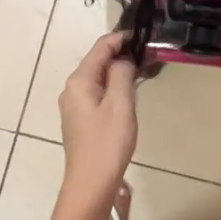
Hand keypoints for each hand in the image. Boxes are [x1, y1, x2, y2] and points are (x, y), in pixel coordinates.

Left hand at [59, 32, 138, 203]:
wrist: (90, 183)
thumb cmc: (107, 143)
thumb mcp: (120, 104)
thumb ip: (122, 74)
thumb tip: (124, 60)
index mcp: (79, 81)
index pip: (100, 47)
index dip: (122, 38)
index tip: (144, 36)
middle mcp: (72, 89)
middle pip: (97, 62)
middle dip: (121, 55)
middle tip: (149, 56)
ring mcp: (74, 106)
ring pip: (98, 79)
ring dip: (118, 72)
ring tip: (143, 72)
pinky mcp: (80, 120)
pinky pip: (97, 94)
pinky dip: (113, 88)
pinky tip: (128, 95)